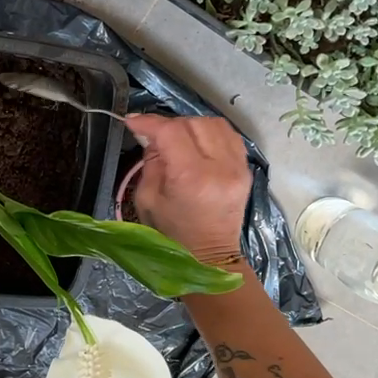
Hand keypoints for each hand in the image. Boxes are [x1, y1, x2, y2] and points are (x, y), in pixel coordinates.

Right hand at [124, 114, 250, 261]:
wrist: (209, 255)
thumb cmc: (172, 232)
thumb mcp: (147, 198)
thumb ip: (151, 161)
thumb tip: (153, 137)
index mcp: (192, 177)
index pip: (171, 132)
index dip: (149, 122)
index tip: (132, 122)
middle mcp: (221, 167)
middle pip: (193, 124)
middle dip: (169, 125)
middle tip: (153, 136)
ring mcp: (238, 168)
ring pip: (214, 124)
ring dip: (190, 125)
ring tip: (176, 138)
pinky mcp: (245, 170)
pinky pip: (229, 136)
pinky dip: (209, 132)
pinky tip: (196, 142)